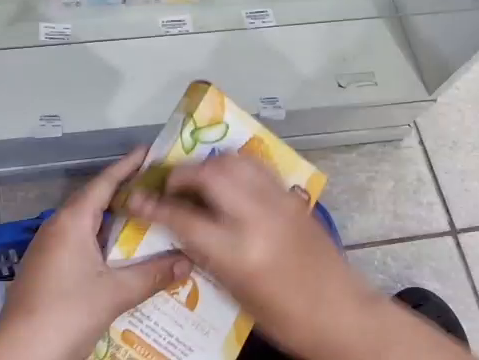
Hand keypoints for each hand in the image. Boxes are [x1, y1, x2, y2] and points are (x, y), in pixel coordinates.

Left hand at [0, 148, 191, 359]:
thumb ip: (152, 274)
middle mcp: (58, 226)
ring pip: (87, 226)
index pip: (104, 182)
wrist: (20, 354)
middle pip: (95, 201)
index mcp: (72, 220)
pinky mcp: (45, 270)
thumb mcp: (114, 293)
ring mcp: (48, 249)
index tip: (148, 151)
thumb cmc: (67, 312)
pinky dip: (101, 244)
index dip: (127, 166)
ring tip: (144, 222)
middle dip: (124, 195)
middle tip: (155, 189)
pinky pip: (79, 245)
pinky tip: (119, 259)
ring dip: (113, 223)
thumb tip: (187, 260)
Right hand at [124, 152, 379, 359]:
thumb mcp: (236, 292)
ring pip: (233, 161)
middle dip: (181, 174)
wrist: (342, 314)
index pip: (185, 217)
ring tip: (195, 177)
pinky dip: (234, 163)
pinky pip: (255, 165)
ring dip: (207, 163)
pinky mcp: (291, 194)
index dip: (155, 206)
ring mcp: (277, 200)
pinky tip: (227, 175)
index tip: (136, 199)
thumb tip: (180, 227)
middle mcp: (256, 216)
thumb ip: (206, 254)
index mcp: (239, 251)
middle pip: (208, 175)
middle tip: (168, 185)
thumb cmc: (285, 318)